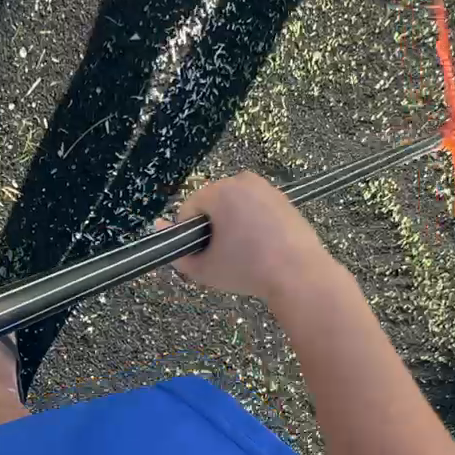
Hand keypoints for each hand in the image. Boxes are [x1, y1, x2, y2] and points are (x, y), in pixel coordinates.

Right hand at [170, 171, 345, 303]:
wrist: (298, 274)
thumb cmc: (247, 270)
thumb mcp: (202, 269)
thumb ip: (175, 250)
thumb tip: (157, 227)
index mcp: (220, 192)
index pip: (189, 209)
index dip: (189, 235)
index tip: (203, 255)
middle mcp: (242, 180)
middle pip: (211, 204)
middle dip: (211, 227)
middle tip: (222, 257)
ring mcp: (265, 187)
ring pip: (233, 206)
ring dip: (230, 225)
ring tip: (241, 253)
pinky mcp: (282, 197)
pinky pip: (254, 208)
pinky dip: (251, 223)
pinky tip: (259, 246)